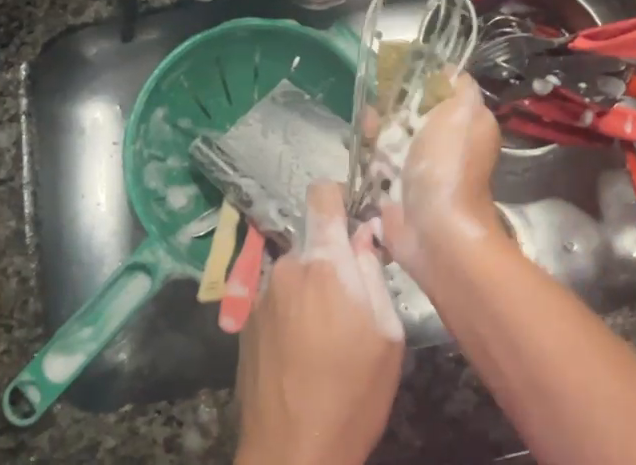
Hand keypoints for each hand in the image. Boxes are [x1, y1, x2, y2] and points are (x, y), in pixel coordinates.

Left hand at [236, 182, 402, 464]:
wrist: (292, 452)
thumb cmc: (353, 393)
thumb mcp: (387, 335)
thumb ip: (374, 273)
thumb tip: (365, 234)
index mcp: (324, 263)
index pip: (322, 197)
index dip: (338, 196)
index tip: (353, 214)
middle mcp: (286, 268)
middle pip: (313, 245)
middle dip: (333, 263)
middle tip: (353, 305)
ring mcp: (261, 295)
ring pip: (296, 275)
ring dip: (312, 291)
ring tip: (328, 338)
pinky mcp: (247, 323)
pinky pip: (278, 301)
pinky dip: (293, 314)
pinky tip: (304, 354)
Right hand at [379, 74, 504, 280]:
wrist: (434, 228)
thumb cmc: (449, 165)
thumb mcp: (464, 112)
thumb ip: (460, 87)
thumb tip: (449, 70)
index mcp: (466, 126)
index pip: (441, 92)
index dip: (420, 81)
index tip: (400, 75)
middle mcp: (445, 145)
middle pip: (412, 112)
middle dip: (392, 105)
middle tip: (378, 103)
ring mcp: (420, 168)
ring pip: (391, 135)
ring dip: (377, 128)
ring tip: (367, 126)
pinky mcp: (396, 187)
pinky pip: (378, 162)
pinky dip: (368, 153)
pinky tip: (360, 146)